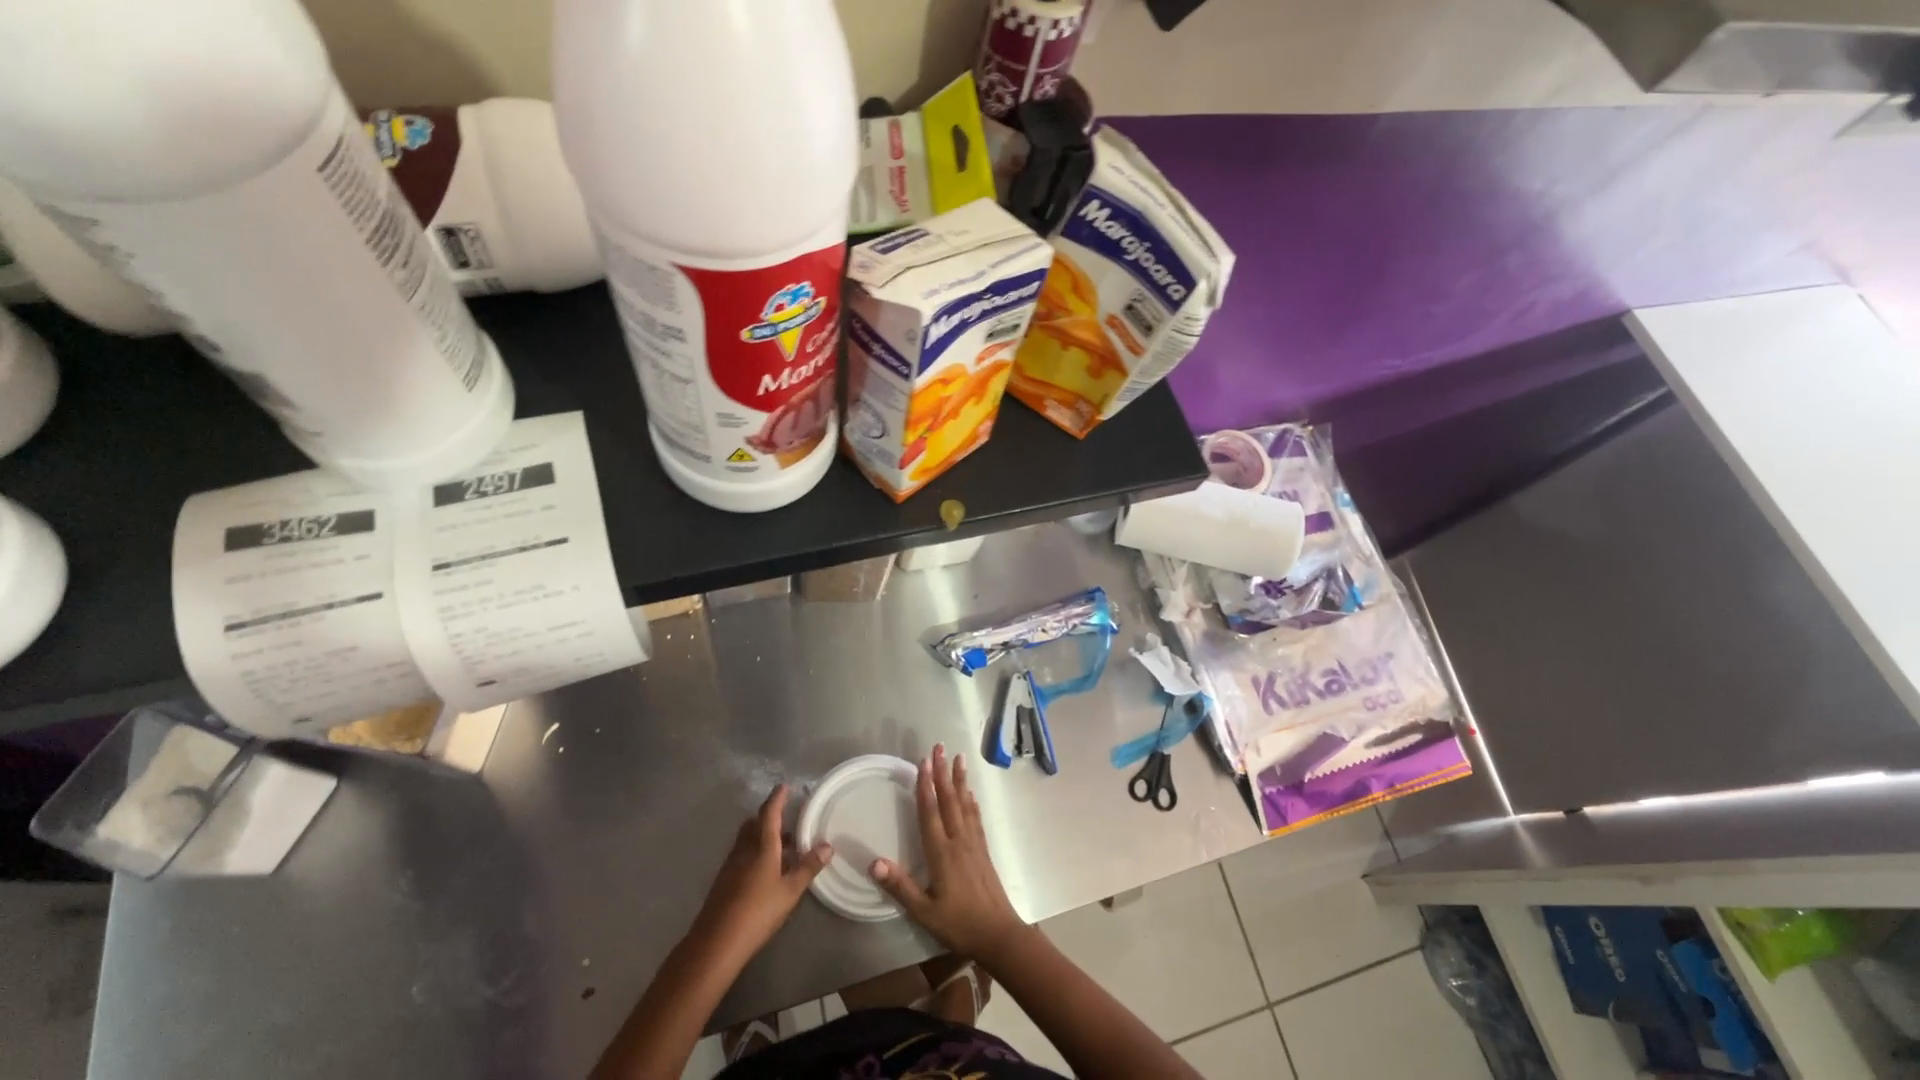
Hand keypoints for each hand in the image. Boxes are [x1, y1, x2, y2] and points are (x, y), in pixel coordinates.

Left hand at [691, 785, 832, 960]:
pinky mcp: (724, 881)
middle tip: (787, 819)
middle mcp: (743, 850)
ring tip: (783, 846)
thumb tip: (827, 846)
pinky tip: (767, 870)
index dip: (776, 799)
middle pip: (754, 824)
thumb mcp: (790, 890)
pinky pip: (742, 855)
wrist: (717, 941)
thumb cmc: (758, 911)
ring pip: (747, 840)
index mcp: (761, 846)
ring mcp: (731, 865)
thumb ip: (808, 867)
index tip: (783, 787)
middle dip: (768, 817)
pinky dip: (755, 852)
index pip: (769, 814)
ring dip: (763, 836)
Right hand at [871, 744, 1031, 961]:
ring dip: (959, 781)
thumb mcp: (923, 912)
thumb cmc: (959, 924)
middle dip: (943, 773)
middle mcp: (959, 842)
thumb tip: (873, 862)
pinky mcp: (983, 851)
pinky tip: (970, 794)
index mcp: (942, 853)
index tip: (922, 762)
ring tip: (958, 758)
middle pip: (949, 801)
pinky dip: (971, 802)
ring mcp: (974, 845)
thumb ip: (899, 887)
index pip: (930, 813)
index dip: (925, 786)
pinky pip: (975, 818)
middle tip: (939, 747)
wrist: (999, 935)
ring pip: (965, 805)